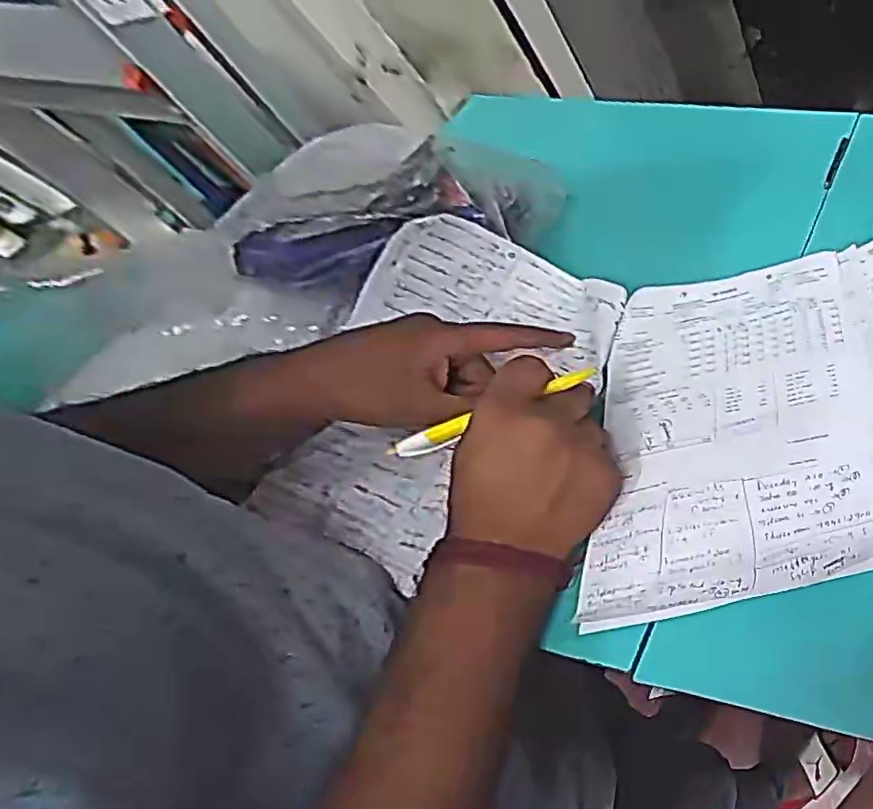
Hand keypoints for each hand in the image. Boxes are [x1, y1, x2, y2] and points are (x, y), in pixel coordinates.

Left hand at [279, 313, 574, 428]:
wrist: (304, 385)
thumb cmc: (366, 390)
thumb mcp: (429, 407)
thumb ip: (476, 409)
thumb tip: (508, 408)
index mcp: (442, 336)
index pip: (502, 337)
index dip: (539, 339)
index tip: (568, 339)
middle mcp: (433, 331)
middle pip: (480, 365)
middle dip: (474, 392)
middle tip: (448, 414)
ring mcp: (416, 339)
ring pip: (461, 374)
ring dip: (454, 396)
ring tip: (425, 412)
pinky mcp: (404, 350)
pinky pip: (441, 372)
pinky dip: (439, 391)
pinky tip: (417, 405)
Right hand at [447, 355, 620, 559]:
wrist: (510, 545)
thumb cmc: (484, 503)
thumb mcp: (474, 443)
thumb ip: (503, 413)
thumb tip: (526, 402)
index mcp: (505, 409)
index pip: (534, 368)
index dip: (537, 380)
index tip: (541, 388)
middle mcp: (548, 421)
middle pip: (575, 392)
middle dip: (568, 407)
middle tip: (559, 429)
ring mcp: (583, 446)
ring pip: (593, 426)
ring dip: (582, 439)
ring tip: (563, 466)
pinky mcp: (607, 470)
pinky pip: (606, 455)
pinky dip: (594, 465)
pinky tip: (574, 483)